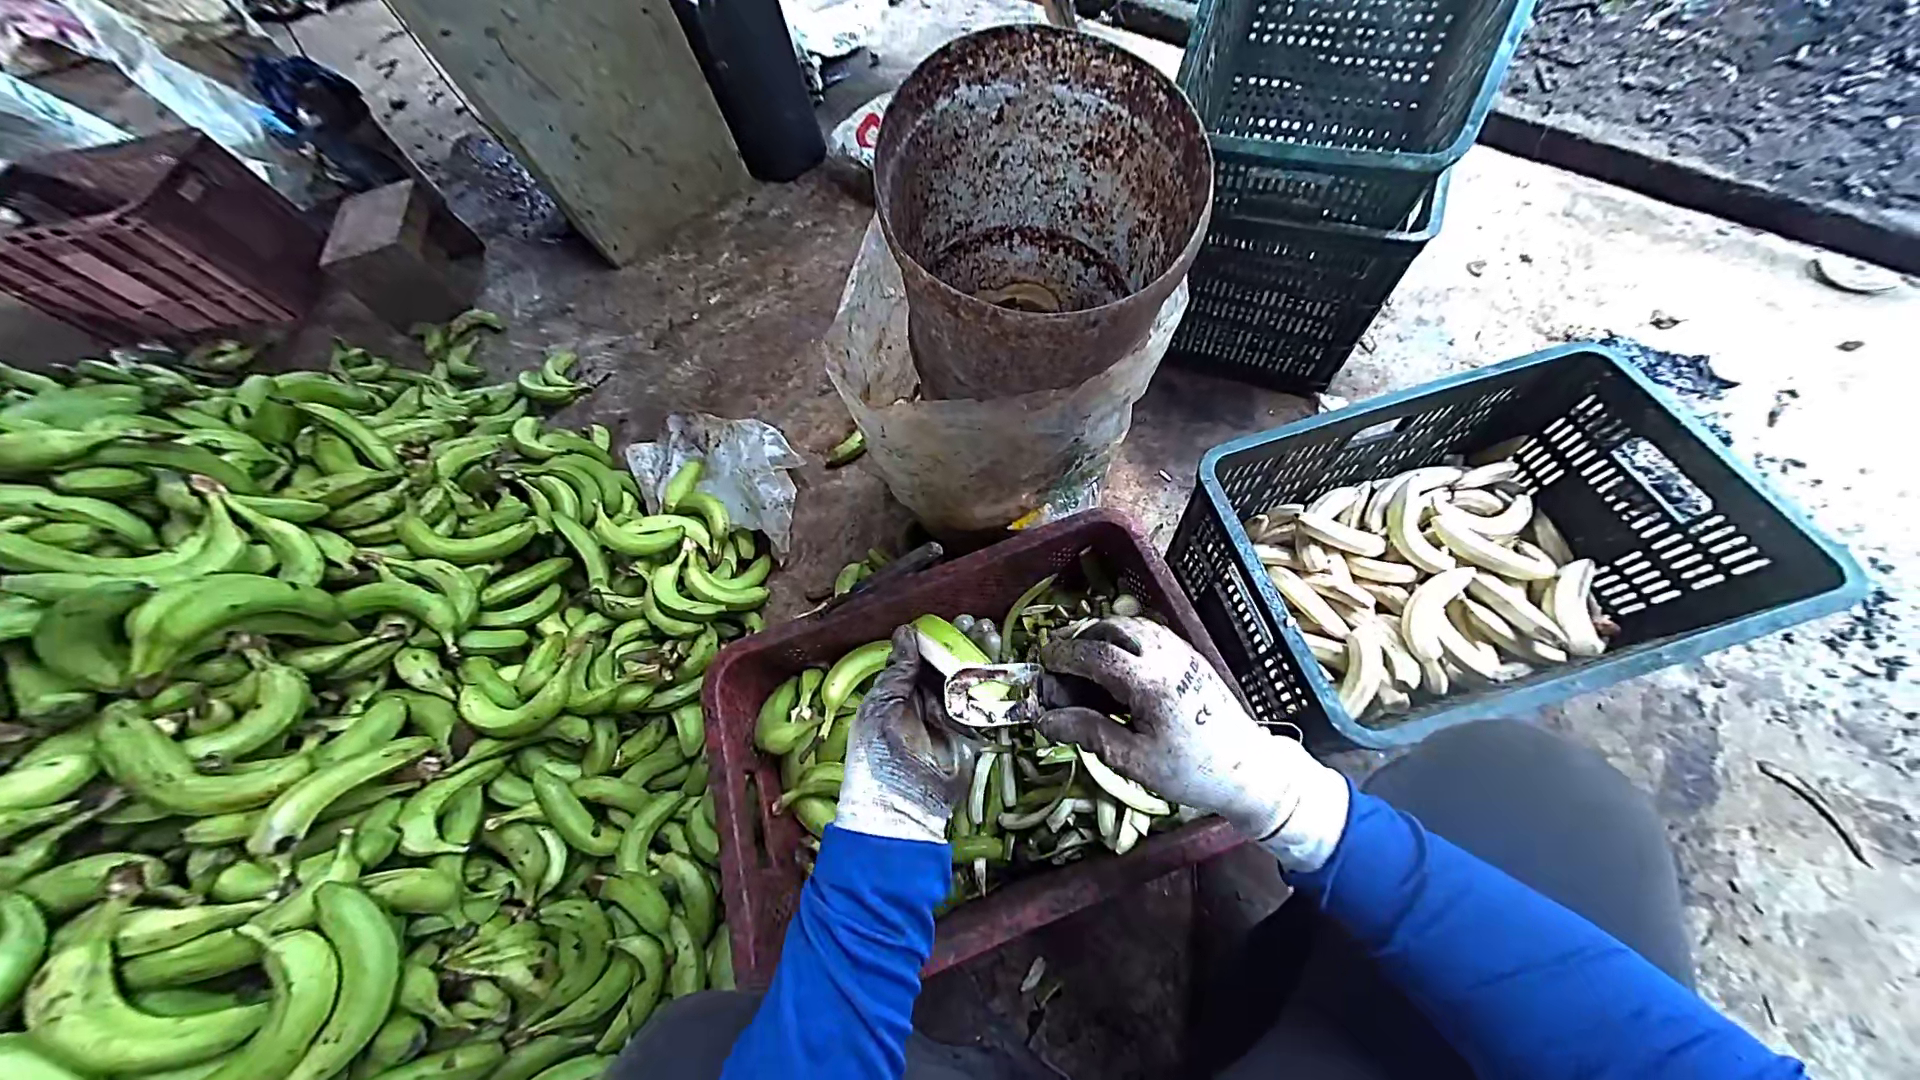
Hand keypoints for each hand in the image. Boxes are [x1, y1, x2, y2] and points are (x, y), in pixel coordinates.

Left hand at [834, 626, 979, 844]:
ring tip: (990, 633)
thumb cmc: (878, 756)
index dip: (936, 638)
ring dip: (981, 656)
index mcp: (900, 692)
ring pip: (968, 679)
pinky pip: (984, 704)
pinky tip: (1002, 664)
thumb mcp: (880, 707)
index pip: (921, 657)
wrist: (901, 806)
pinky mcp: (971, 734)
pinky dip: (995, 684)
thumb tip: (906, 632)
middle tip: (975, 623)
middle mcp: (926, 701)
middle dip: (963, 642)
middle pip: (948, 664)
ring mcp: (950, 717)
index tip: (951, 621)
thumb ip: (898, 670)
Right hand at [1037, 617, 1349, 870]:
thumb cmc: (1190, 771)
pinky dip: (1122, 639)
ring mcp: (1180, 651)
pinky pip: (1148, 633)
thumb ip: (1088, 732)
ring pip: (1130, 625)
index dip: (1064, 655)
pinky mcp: (1189, 654)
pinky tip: (1115, 665)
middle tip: (1061, 661)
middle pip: (1111, 628)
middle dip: (1079, 639)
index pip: (1095, 654)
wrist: (1249, 770)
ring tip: (1085, 663)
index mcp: (1150, 683)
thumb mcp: (1133, 760)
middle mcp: (1165, 656)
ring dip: (1101, 635)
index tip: (1044, 660)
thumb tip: (1046, 720)